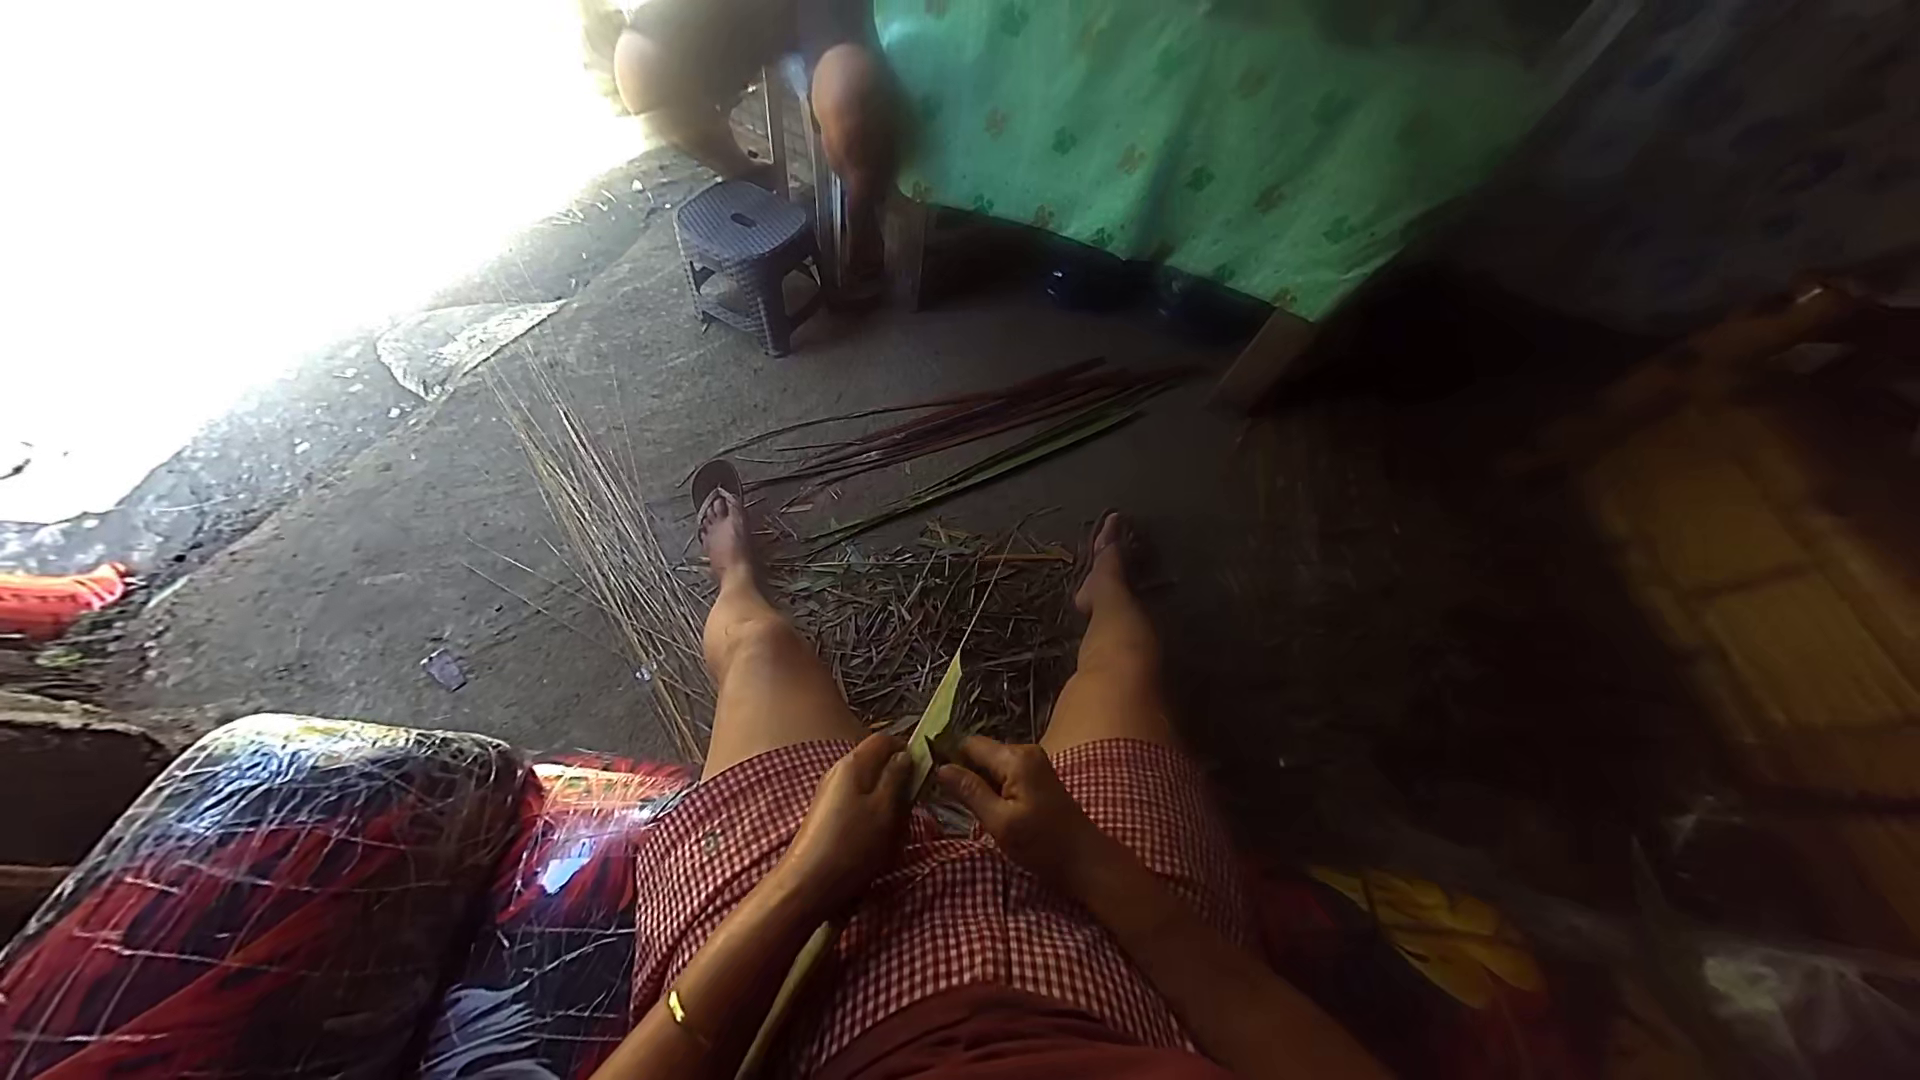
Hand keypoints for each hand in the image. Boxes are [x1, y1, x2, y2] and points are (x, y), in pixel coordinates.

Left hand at [775, 734, 913, 916]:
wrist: (805, 886)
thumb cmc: (851, 845)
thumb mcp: (884, 810)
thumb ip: (897, 777)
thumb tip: (905, 755)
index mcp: (853, 763)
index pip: (884, 739)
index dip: (906, 750)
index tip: (922, 774)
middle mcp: (839, 770)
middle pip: (877, 762)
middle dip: (897, 781)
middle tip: (908, 809)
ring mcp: (830, 791)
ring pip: (870, 786)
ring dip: (886, 804)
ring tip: (892, 831)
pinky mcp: (827, 813)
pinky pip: (858, 804)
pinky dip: (871, 817)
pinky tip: (874, 841)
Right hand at [937, 735, 1115, 898]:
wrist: (1086, 860)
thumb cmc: (1042, 845)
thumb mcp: (999, 822)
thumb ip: (970, 791)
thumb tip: (940, 768)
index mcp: (1015, 758)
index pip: (969, 744)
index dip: (949, 757)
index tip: (930, 778)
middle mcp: (1025, 751)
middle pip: (980, 752)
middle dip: (963, 771)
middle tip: (946, 799)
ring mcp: (1034, 762)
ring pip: (991, 763)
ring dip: (978, 781)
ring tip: (964, 807)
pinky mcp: (1037, 775)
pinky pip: (1005, 772)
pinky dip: (993, 787)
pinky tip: (987, 809)